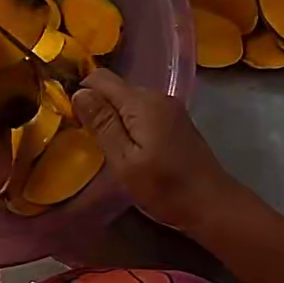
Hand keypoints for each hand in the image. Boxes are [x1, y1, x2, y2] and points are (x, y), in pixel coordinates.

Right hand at [71, 68, 239, 231]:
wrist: (211, 204)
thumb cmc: (164, 187)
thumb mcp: (124, 160)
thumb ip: (102, 124)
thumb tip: (79, 93)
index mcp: (141, 102)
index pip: (100, 78)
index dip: (81, 93)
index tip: (72, 121)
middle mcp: (157, 96)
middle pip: (115, 89)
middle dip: (97, 108)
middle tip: (87, 141)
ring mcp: (169, 108)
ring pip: (128, 102)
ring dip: (113, 118)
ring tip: (106, 148)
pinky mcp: (175, 122)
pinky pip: (142, 112)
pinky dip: (129, 125)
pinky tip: (128, 149)